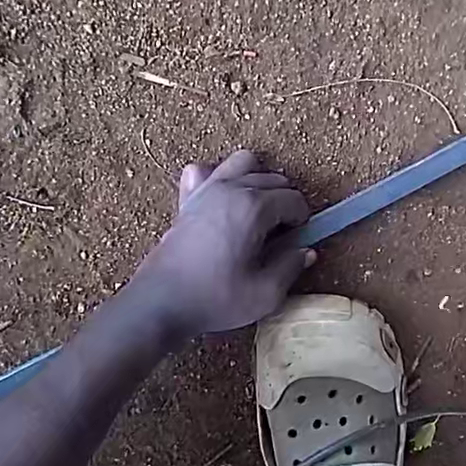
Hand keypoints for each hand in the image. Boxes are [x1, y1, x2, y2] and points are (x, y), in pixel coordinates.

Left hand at [123, 151, 315, 338]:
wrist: (160, 302)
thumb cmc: (214, 299)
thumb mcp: (265, 294)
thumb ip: (290, 267)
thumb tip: (305, 251)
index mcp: (254, 207)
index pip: (293, 199)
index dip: (302, 219)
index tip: (297, 240)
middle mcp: (231, 188)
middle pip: (273, 178)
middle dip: (284, 200)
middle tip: (281, 233)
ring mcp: (206, 189)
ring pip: (243, 162)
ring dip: (258, 180)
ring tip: (258, 211)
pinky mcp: (187, 198)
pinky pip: (206, 171)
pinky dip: (219, 177)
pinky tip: (222, 201)